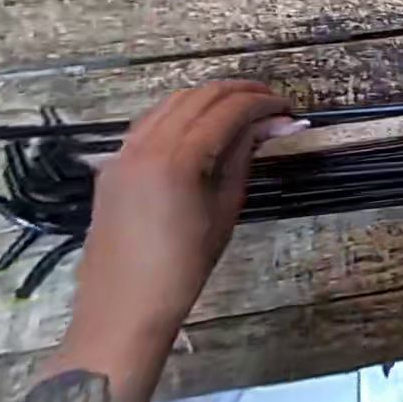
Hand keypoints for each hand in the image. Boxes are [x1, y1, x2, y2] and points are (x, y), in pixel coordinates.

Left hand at [72, 81, 302, 337]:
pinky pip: (152, 120)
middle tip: (272, 104)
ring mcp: (124, 153)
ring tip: (243, 109)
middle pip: (201, 96)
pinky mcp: (113, 164)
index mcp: (177, 160)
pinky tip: (204, 124)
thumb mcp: (227, 205)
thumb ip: (245, 154)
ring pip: (175, 101)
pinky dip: (184, 111)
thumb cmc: (185, 264)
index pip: (229, 110)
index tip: (289, 110)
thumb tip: (276, 123)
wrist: (122, 309)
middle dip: (242, 92)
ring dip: (212, 97)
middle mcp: (146, 147)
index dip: (264, 103)